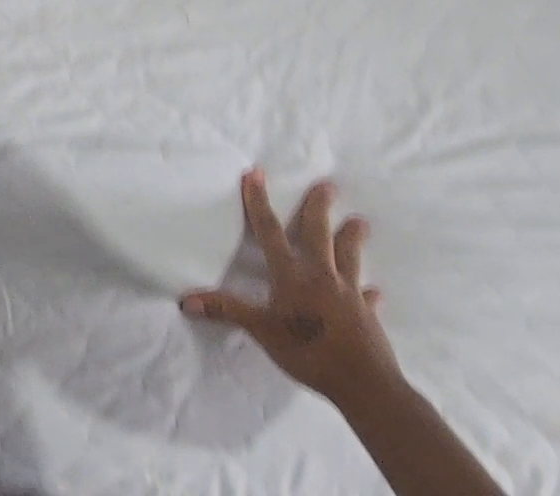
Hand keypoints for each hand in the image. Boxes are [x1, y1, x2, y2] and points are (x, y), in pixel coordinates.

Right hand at [180, 170, 403, 405]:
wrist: (365, 386)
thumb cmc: (309, 351)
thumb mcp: (261, 330)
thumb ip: (226, 310)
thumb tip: (185, 300)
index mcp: (293, 276)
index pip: (270, 232)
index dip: (259, 202)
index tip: (255, 174)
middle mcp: (322, 278)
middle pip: (318, 235)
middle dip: (319, 209)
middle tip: (328, 185)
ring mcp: (349, 296)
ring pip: (349, 259)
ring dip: (352, 239)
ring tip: (360, 222)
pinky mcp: (368, 317)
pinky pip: (367, 300)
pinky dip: (368, 293)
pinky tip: (374, 291)